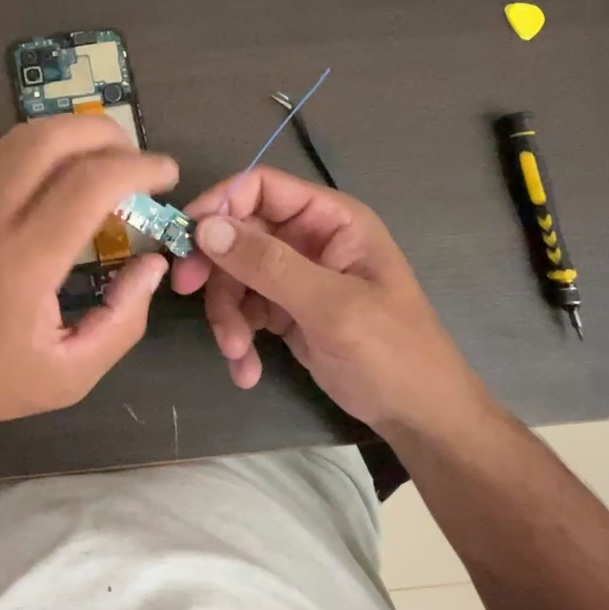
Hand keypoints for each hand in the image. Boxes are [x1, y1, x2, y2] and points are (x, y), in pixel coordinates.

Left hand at [0, 116, 176, 440]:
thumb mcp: (68, 376)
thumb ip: (123, 321)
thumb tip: (152, 263)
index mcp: (24, 262)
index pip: (89, 183)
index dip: (138, 167)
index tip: (167, 175)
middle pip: (55, 138)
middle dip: (109, 135)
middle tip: (138, 163)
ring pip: (26, 134)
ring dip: (75, 134)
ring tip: (107, 162)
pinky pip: (5, 149)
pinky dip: (45, 145)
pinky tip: (63, 173)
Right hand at [169, 167, 488, 434]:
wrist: (422, 422)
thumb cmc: (394, 355)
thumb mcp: (331, 308)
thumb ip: (269, 264)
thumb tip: (206, 228)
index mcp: (331, 220)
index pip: (261, 188)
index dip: (219, 204)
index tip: (186, 236)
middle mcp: (309, 239)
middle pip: (238, 233)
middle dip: (216, 270)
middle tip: (186, 291)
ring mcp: (295, 276)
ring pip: (234, 274)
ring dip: (226, 313)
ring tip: (236, 352)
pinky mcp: (284, 310)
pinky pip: (243, 309)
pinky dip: (238, 337)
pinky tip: (246, 370)